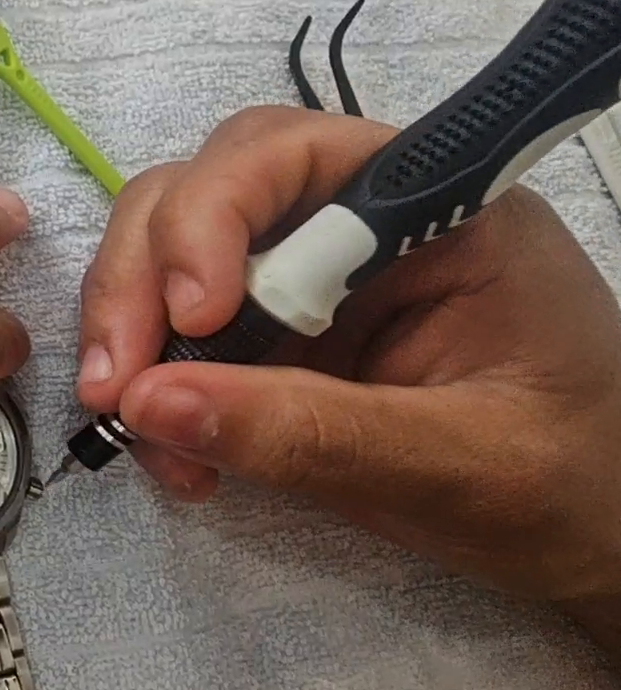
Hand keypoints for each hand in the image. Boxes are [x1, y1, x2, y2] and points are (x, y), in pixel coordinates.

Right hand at [74, 106, 620, 636]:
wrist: (573, 534)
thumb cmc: (566, 487)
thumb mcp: (464, 469)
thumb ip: (313, 434)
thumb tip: (145, 402)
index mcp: (429, 210)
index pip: (281, 156)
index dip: (211, 217)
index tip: (195, 320)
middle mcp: (332, 217)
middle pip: (183, 194)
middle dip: (136, 282)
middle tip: (117, 383)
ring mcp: (273, 265)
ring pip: (145, 249)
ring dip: (119, 330)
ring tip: (128, 419)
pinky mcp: (236, 317)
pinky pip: (146, 317)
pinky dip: (131, 371)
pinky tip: (158, 436)